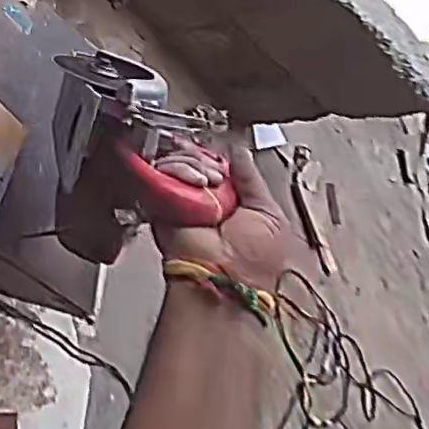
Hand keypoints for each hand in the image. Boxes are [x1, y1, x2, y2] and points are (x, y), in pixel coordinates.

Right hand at [151, 136, 290, 291]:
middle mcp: (201, 196)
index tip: (220, 157)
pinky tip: (191, 183)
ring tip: (205, 184)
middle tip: (216, 177)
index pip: (216, 164)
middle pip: (194, 159)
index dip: (217, 157)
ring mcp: (178, 198)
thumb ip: (252, 180)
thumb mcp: (269, 215)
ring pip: (176, 162)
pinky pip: (160, 173)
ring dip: (192, 166)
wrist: (220, 276)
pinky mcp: (158, 200)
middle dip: (206, 161)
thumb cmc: (252, 259)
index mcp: (229, 199)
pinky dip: (174, 170)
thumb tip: (239, 152)